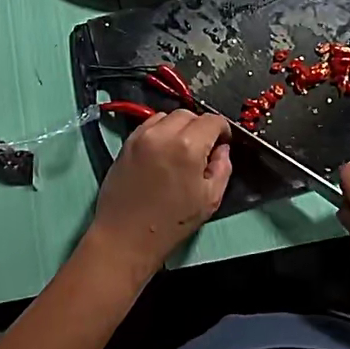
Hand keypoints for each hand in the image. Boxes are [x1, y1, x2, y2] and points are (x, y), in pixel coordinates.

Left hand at [86, 111, 232, 275]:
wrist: (126, 234)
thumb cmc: (171, 222)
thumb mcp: (210, 198)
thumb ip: (222, 167)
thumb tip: (222, 148)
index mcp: (188, 146)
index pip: (212, 120)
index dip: (223, 130)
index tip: (223, 143)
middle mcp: (162, 133)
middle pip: (189, 114)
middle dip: (200, 127)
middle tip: (203, 149)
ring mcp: (141, 136)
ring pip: (167, 116)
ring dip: (179, 127)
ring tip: (181, 150)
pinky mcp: (126, 142)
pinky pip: (148, 125)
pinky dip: (160, 131)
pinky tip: (163, 152)